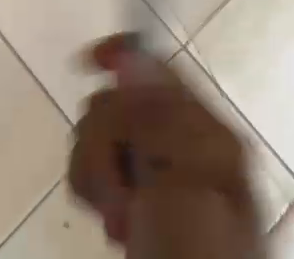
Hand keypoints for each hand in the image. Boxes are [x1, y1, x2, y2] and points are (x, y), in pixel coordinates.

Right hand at [69, 35, 263, 258]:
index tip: (86, 63)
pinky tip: (112, 213)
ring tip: (117, 210)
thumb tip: (132, 54)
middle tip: (117, 182)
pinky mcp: (136, 190)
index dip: (120, 55)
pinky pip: (92, 163)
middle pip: (115, 101)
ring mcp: (158, 168)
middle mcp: (183, 143)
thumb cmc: (196, 247)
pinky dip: (91, 186)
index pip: (157, 68)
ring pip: (97, 133)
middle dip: (100, 139)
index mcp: (207, 133)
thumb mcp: (184, 181)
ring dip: (94, 170)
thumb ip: (157, 118)